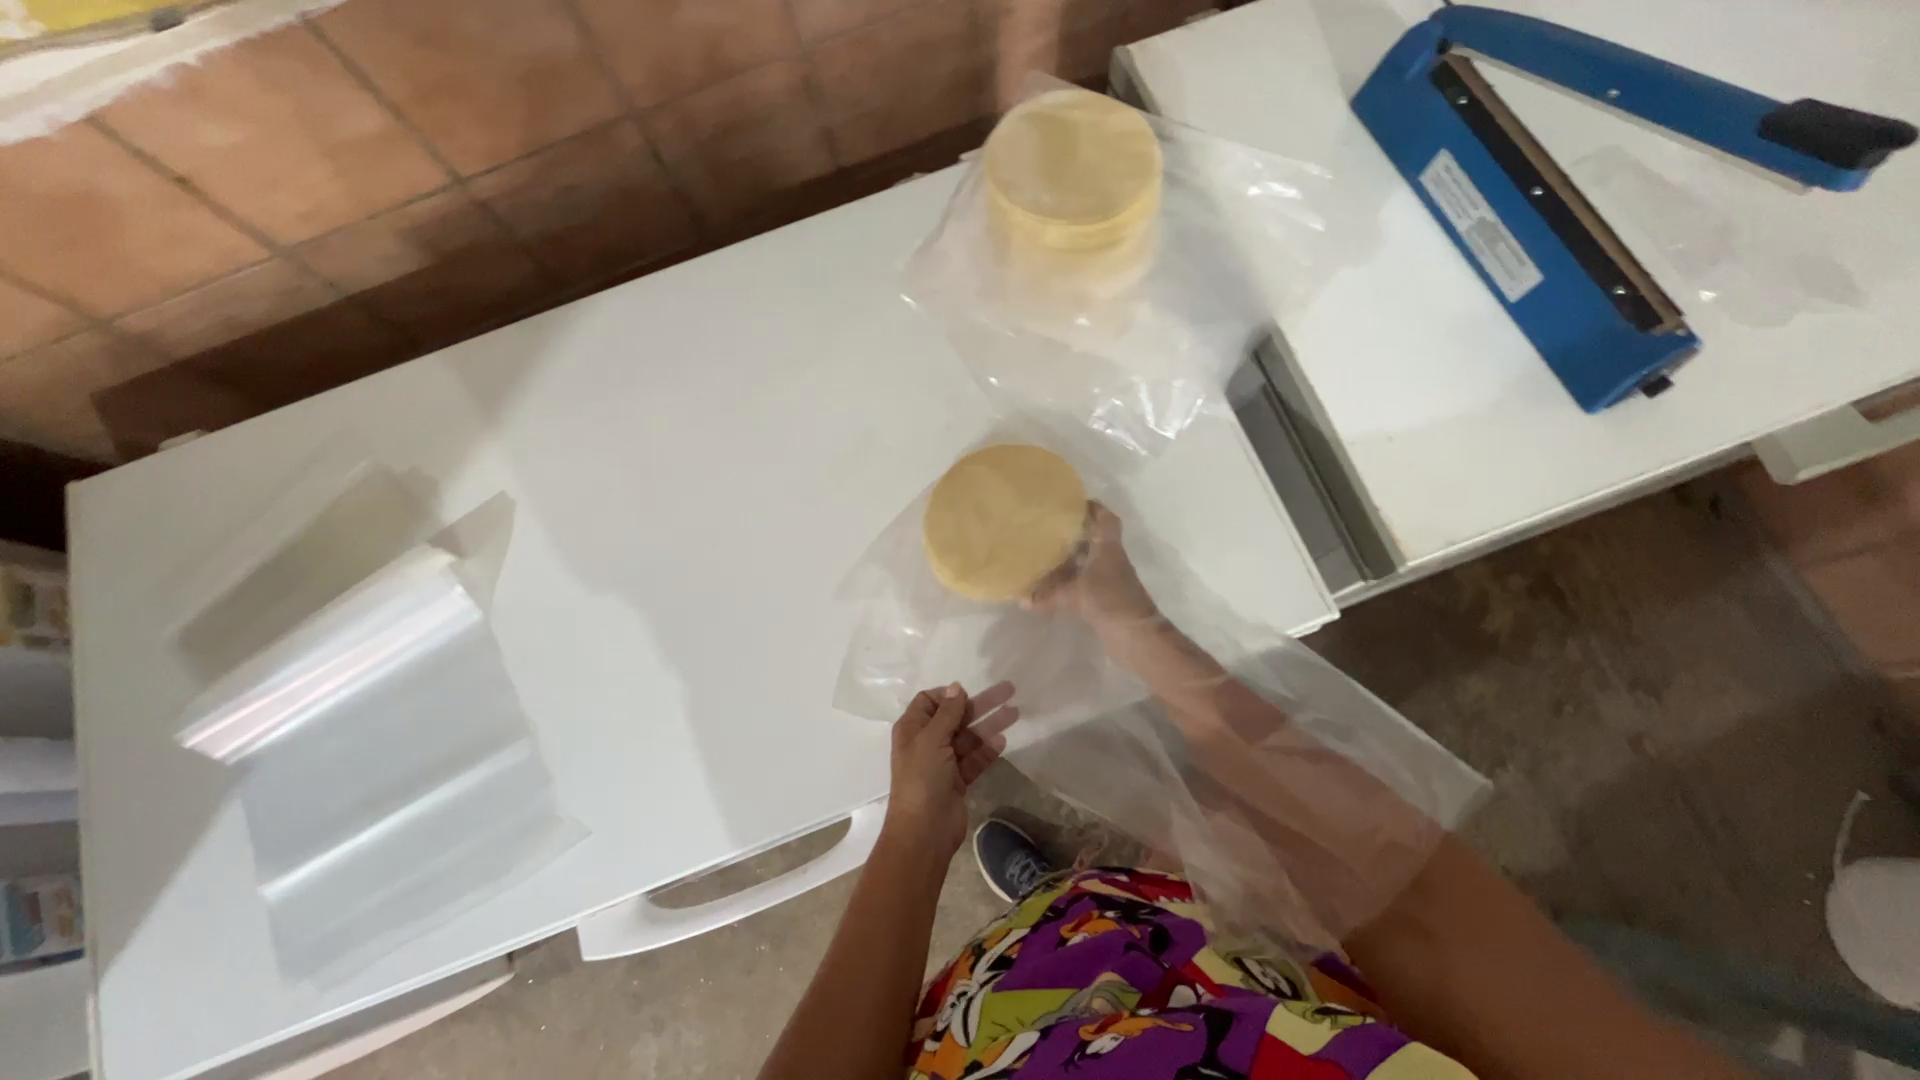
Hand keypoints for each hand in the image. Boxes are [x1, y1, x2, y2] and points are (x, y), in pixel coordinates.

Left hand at [885, 682, 1018, 858]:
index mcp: (912, 729)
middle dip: (979, 705)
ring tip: (1015, 712)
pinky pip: (974, 759)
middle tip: (1008, 691)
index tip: (968, 693)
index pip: (928, 702)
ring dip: (989, 725)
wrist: (924, 830)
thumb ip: (947, 713)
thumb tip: (955, 686)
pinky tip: (1002, 741)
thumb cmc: (922, 778)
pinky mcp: (958, 780)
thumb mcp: (931, 739)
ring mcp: (943, 763)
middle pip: (955, 717)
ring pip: (969, 738)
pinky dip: (987, 750)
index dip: (948, 695)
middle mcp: (926, 743)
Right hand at [1027, 503, 1157, 635]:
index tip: (1070, 504)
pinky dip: (1069, 582)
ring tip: (1043, 555)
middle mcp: (1110, 560)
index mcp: (1108, 549)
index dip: (1093, 509)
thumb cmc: (1109, 601)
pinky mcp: (1104, 597)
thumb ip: (1048, 595)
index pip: (1105, 520)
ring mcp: (1108, 579)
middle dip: (1072, 534)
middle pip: (1093, 540)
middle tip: (1046, 529)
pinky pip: (1083, 582)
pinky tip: (1051, 586)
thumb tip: (1022, 600)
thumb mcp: (1075, 594)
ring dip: (1070, 559)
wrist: (1135, 635)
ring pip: (1087, 562)